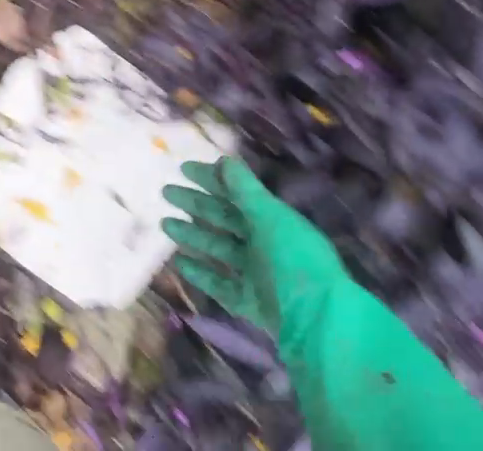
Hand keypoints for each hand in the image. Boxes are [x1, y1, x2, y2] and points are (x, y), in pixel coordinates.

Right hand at [160, 157, 345, 341]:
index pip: (237, 194)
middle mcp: (264, 245)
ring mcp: (256, 275)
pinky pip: (219, 283)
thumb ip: (244, 189)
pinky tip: (178, 262)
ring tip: (165, 225)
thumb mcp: (271, 217)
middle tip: (166, 192)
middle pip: (224, 220)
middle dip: (195, 204)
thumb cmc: (294, 259)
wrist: (317, 321)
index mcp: (273, 222)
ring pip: (218, 249)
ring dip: (191, 236)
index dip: (211, 180)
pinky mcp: (248, 302)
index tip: (182, 169)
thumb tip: (223, 161)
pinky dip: (199, 272)